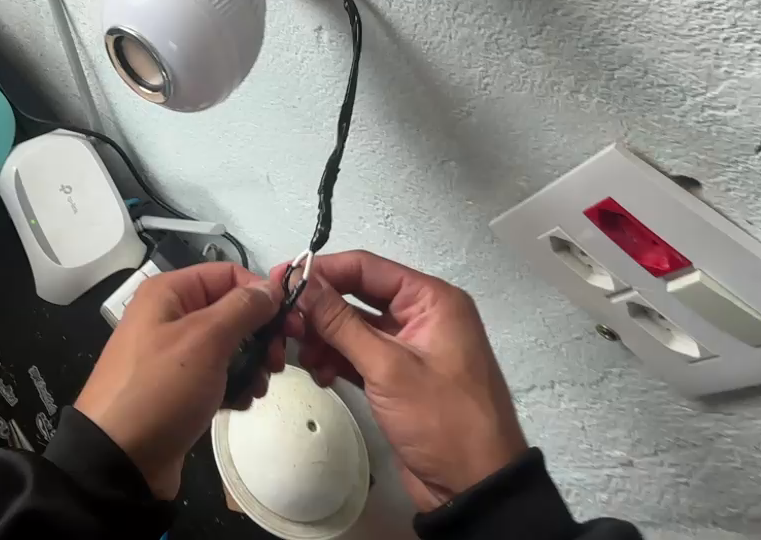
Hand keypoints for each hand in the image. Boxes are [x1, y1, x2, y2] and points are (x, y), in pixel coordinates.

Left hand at [74, 262, 286, 498]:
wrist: (121, 458)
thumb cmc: (160, 388)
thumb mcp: (204, 340)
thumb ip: (241, 309)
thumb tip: (270, 286)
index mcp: (169, 292)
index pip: (228, 275)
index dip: (262, 294)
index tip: (290, 325)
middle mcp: (170, 315)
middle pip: (230, 310)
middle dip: (258, 336)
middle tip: (275, 363)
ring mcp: (173, 353)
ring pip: (227, 345)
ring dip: (249, 365)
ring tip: (255, 389)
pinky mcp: (179, 386)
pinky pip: (216, 374)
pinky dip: (232, 386)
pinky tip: (238, 403)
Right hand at [280, 250, 527, 510]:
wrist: (477, 493)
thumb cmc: (442, 421)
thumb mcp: (387, 367)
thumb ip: (339, 320)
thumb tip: (302, 279)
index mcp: (431, 300)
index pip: (365, 267)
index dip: (322, 270)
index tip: (283, 278)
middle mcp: (421, 314)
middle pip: (356, 295)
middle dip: (320, 309)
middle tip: (286, 321)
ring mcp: (409, 345)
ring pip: (353, 325)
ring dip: (325, 337)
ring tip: (304, 356)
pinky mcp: (398, 374)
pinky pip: (358, 352)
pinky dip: (337, 358)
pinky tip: (320, 374)